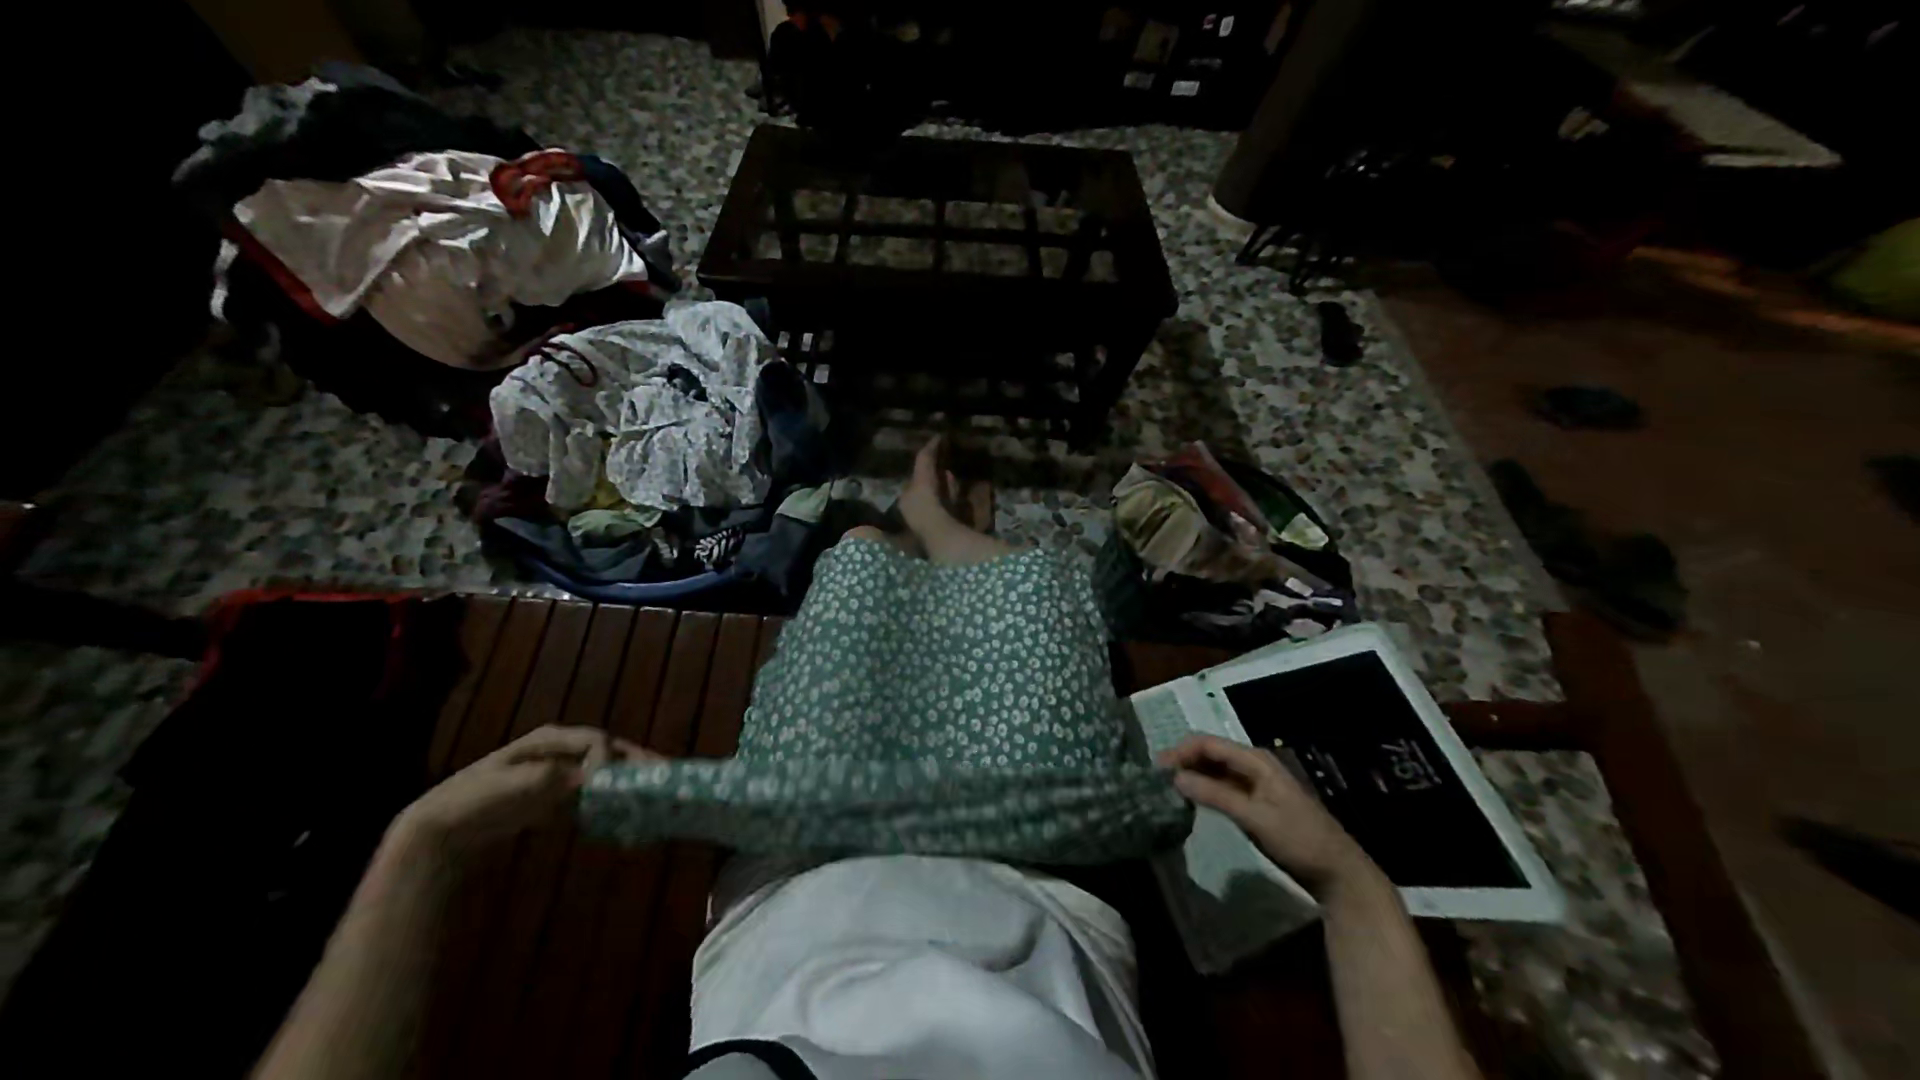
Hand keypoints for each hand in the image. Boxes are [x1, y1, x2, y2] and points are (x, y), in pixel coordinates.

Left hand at [395, 726, 657, 851]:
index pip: (595, 740)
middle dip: (635, 765)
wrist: (438, 834)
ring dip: (627, 786)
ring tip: (652, 800)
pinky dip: (608, 808)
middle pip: (607, 754)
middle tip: (664, 778)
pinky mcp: (554, 801)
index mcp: (549, 740)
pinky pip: (590, 800)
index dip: (612, 757)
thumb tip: (591, 777)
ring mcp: (559, 776)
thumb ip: (550, 778)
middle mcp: (560, 752)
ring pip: (603, 776)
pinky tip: (625, 823)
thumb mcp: (508, 786)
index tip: (622, 782)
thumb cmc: (471, 801)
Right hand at [1159, 734, 1376, 894]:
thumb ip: (1215, 795)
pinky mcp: (1255, 800)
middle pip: (1210, 753)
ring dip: (1192, 774)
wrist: (1338, 873)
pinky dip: (1204, 788)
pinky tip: (1190, 799)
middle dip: (1183, 760)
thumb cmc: (1299, 841)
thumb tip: (1175, 778)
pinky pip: (1222, 785)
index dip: (1181, 751)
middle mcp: (1254, 764)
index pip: (1209, 743)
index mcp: (1256, 760)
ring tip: (1166, 787)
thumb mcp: (1254, 818)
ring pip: (1215, 769)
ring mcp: (1255, 783)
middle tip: (1156, 778)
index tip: (1156, 768)